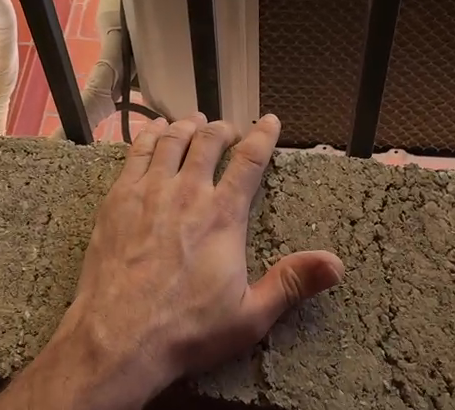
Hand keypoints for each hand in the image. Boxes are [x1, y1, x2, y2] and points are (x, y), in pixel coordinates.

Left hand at [0, 113, 343, 409]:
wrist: (119, 335)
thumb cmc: (186, 329)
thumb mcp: (249, 316)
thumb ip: (291, 283)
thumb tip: (335, 264)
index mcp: (222, 216)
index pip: (249, 161)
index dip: (262, 136)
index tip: (269, 120)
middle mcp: (188, 192)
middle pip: (208, 141)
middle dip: (222, 129)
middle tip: (228, 128)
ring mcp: (150, 190)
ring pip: (173, 140)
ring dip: (187, 126)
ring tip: (194, 121)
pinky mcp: (120, 196)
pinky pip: (138, 151)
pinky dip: (151, 134)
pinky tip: (156, 130)